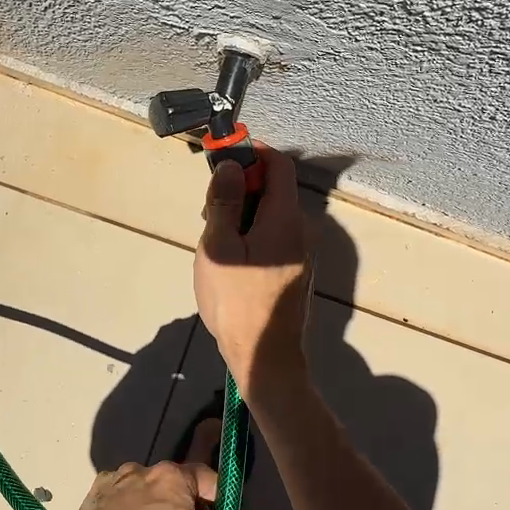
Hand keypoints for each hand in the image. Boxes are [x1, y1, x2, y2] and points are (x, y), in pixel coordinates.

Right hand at [194, 145, 311, 398]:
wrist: (265, 355)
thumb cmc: (235, 300)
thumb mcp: (218, 247)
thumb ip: (224, 203)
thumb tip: (231, 165)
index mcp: (284, 218)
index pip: (278, 165)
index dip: (252, 153)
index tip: (222, 160)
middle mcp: (301, 229)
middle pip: (272, 191)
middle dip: (239, 191)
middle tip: (207, 216)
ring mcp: (301, 253)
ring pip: (270, 216)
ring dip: (241, 217)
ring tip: (214, 244)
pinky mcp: (295, 271)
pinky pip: (273, 238)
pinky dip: (251, 236)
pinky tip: (231, 263)